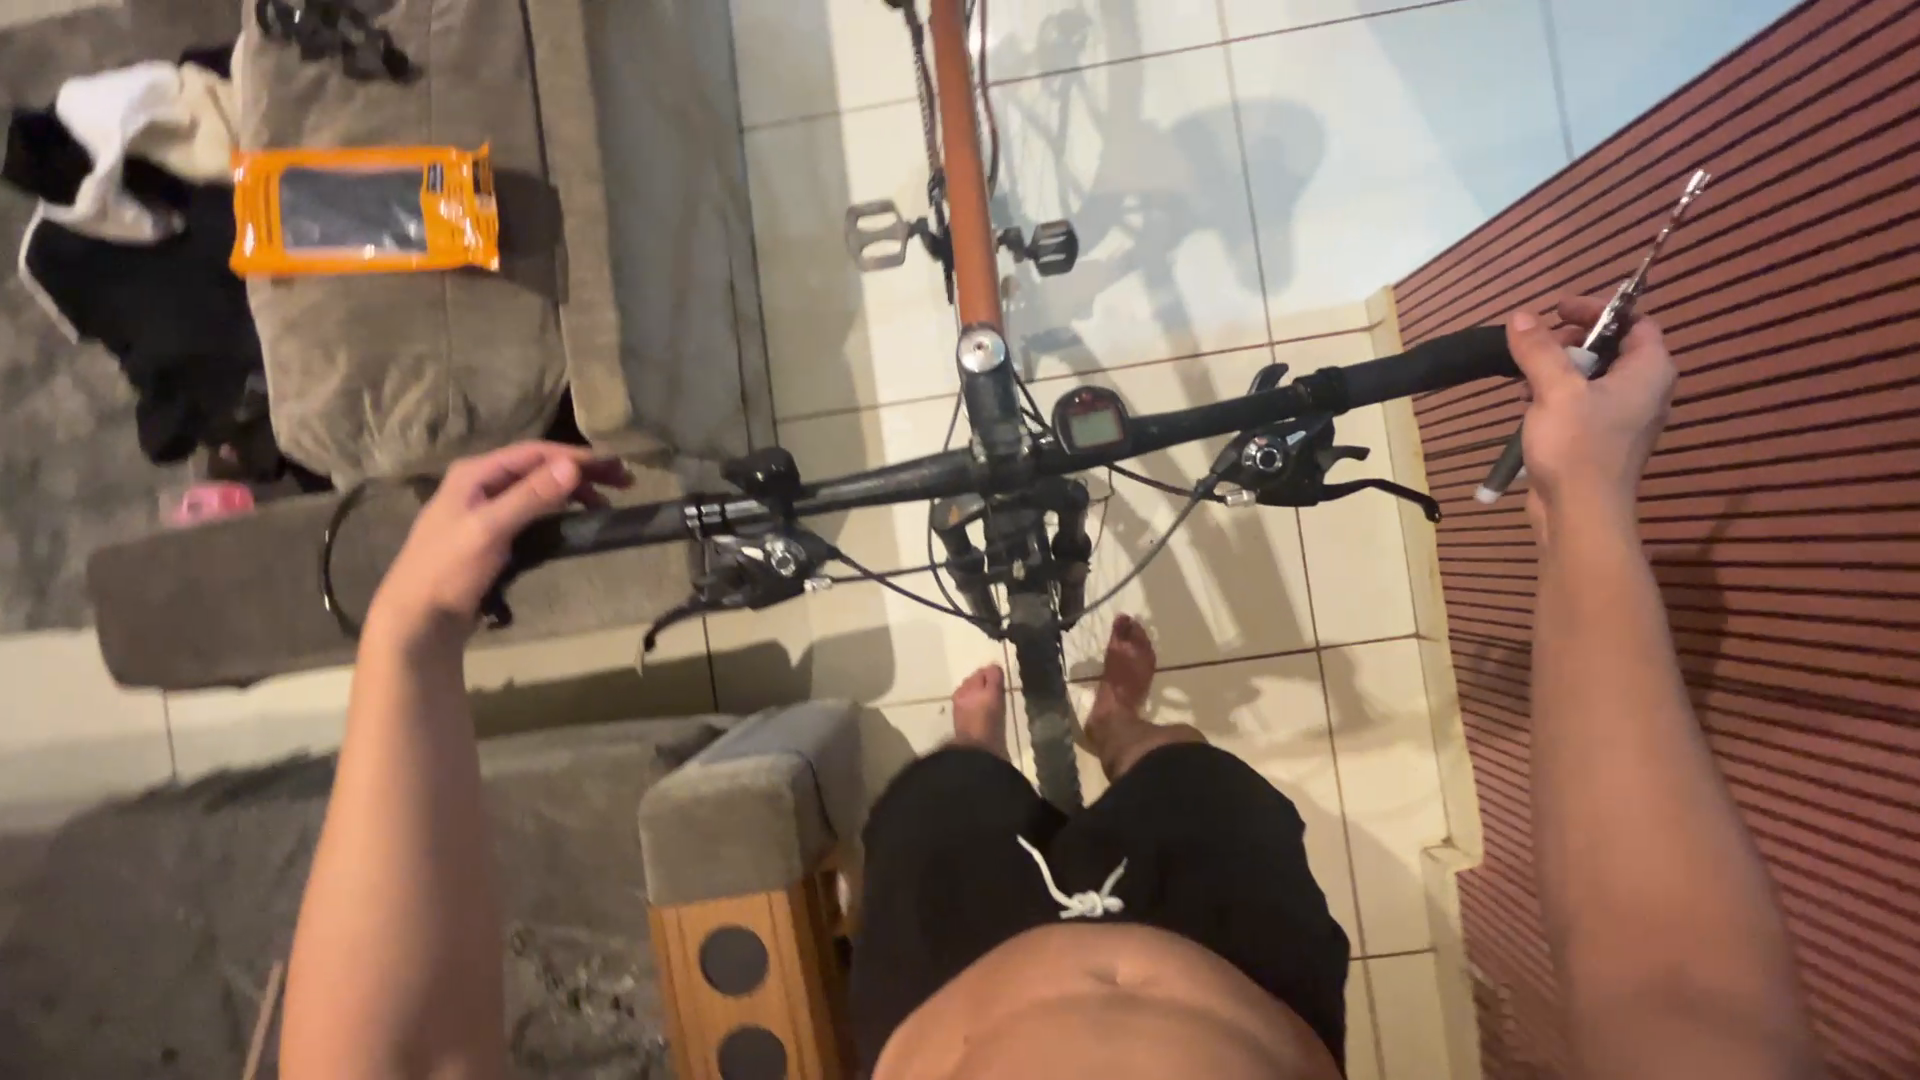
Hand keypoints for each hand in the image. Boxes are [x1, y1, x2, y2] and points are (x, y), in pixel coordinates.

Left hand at [366, 442, 631, 644]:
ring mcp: (486, 506)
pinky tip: (575, 516)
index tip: (616, 467)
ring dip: (573, 489)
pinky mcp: (494, 529)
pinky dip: (560, 507)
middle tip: (623, 481)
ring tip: (604, 503)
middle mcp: (481, 482)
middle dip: (581, 470)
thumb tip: (572, 465)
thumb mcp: (490, 530)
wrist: (419, 616)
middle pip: (539, 466)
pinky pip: (534, 507)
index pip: (536, 452)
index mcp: (475, 473)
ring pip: (538, 486)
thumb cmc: (449, 570)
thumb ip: (531, 497)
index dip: (578, 456)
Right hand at [1507, 297, 1675, 530]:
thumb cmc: (1577, 446)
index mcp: (1649, 372)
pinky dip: (1557, 396)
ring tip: (1525, 379)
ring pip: (1593, 378)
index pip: (1636, 323)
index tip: (1556, 309)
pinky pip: (1582, 403)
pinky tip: (1529, 407)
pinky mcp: (1601, 440)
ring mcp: (1624, 418)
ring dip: (1558, 371)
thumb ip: (1539, 351)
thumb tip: (1521, 316)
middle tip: (1535, 345)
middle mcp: (1645, 391)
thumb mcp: (1554, 391)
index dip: (1598, 310)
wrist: (1580, 510)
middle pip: (1612, 349)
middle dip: (1571, 342)